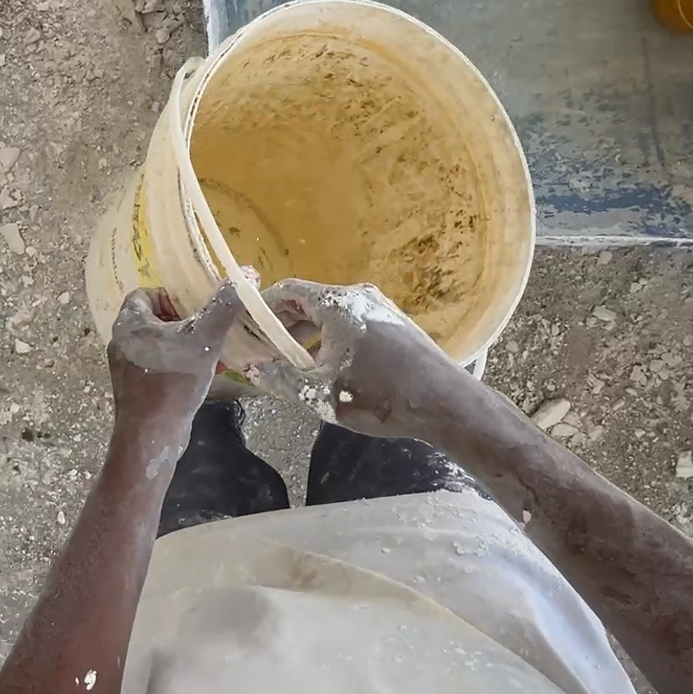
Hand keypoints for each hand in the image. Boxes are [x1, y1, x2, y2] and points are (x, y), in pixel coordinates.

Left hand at [107, 284, 243, 433]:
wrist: (151, 436)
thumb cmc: (172, 382)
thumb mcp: (204, 339)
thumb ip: (223, 307)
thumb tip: (246, 276)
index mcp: (129, 324)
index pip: (144, 294)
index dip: (170, 295)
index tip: (195, 306)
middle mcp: (123, 342)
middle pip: (155, 319)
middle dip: (184, 321)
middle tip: (208, 327)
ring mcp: (127, 368)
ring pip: (159, 345)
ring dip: (185, 344)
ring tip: (212, 350)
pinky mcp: (136, 389)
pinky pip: (159, 367)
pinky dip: (180, 366)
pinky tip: (205, 374)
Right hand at [245, 279, 473, 439]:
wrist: (445, 403)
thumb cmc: (378, 396)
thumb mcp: (319, 393)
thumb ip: (280, 379)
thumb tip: (252, 369)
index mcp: (336, 304)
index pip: (287, 290)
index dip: (262, 307)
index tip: (247, 328)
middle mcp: (357, 296)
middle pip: (308, 300)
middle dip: (283, 324)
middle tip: (265, 349)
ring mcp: (380, 308)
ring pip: (331, 313)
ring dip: (307, 333)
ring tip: (294, 362)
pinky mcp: (394, 324)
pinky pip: (351, 322)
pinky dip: (331, 337)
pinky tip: (330, 366)